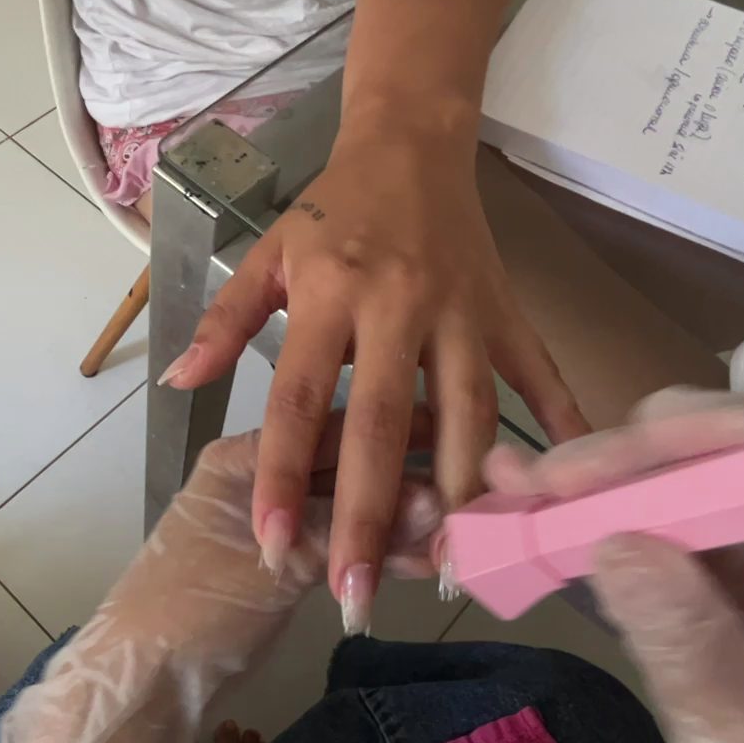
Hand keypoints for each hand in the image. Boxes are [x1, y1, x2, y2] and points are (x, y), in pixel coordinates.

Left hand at [0, 420, 439, 742]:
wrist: (147, 680)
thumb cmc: (196, 606)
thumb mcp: (278, 565)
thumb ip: (356, 533)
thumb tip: (438, 505)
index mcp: (242, 458)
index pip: (325, 430)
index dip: (392, 434)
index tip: (455, 436)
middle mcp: (260, 479)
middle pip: (344, 473)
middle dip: (404, 490)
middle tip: (464, 502)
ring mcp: (274, 523)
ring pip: (349, 515)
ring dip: (398, 530)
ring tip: (455, 542)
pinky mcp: (286, 564)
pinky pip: (341, 548)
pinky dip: (377, 558)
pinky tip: (425, 564)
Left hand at [161, 136, 586, 633]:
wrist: (410, 147)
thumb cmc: (330, 211)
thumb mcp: (267, 257)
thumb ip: (226, 323)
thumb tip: (180, 383)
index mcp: (330, 297)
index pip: (297, 401)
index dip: (280, 475)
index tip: (273, 542)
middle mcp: (399, 310)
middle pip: (383, 427)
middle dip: (370, 516)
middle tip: (357, 594)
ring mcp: (464, 314)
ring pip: (468, 417)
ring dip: (460, 498)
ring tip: (450, 572)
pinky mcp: (509, 314)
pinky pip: (538, 377)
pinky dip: (558, 430)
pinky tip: (563, 492)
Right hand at [491, 389, 743, 742]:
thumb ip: (692, 651)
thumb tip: (616, 544)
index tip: (636, 438)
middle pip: (742, 469)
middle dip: (638, 459)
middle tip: (543, 481)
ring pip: (681, 493)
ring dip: (594, 482)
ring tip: (511, 483)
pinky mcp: (712, 595)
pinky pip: (646, 536)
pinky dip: (580, 521)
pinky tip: (519, 509)